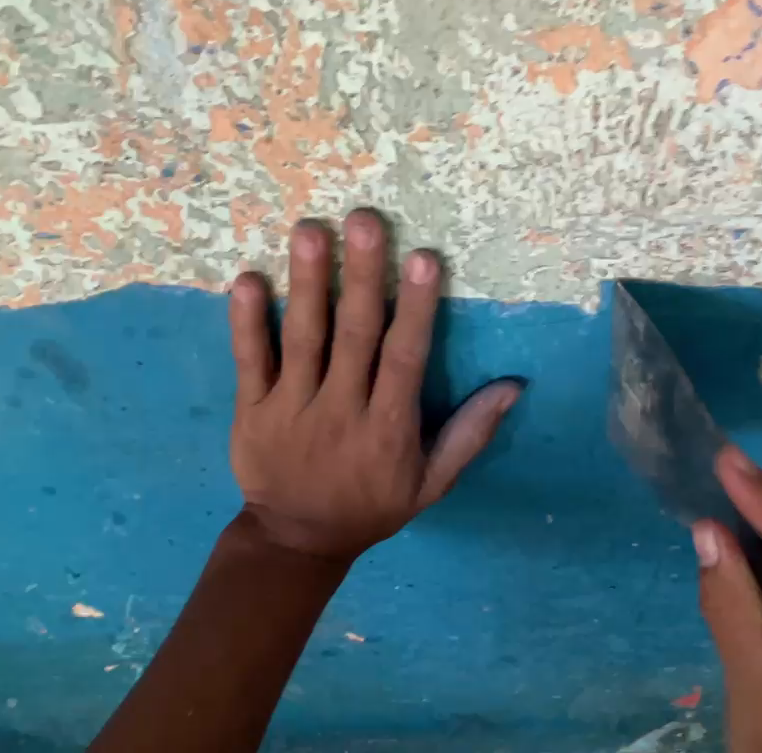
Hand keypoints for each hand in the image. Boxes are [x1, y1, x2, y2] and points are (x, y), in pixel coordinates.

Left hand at [225, 211, 521, 560]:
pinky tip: (248, 279)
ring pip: (302, 339)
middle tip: (364, 220)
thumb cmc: (373, 503)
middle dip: (362, 276)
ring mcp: (291, 409)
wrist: (296, 542)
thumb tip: (515, 385)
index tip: (424, 258)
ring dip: (307, 284)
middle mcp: (341, 411)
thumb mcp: (432, 483)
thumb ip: (471, 433)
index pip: (405, 359)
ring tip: (310, 232)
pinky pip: (249, 361)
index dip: (416, 309)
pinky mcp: (252, 411)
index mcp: (388, 428)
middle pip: (354, 336)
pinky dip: (246, 322)